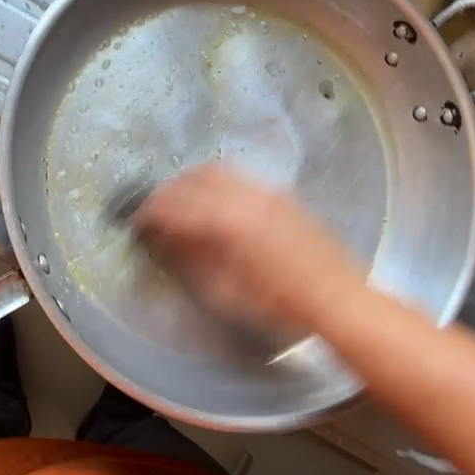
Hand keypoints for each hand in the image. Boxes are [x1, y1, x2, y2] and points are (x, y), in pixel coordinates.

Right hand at [133, 165, 365, 334]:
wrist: (336, 298)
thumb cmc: (280, 304)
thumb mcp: (226, 290)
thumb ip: (192, 259)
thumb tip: (168, 238)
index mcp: (227, 222)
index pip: (175, 206)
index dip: (151, 212)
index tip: (138, 221)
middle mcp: (245, 197)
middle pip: (192, 179)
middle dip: (167, 191)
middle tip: (153, 208)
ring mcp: (266, 191)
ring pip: (216, 169)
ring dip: (191, 180)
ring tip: (179, 198)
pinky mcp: (281, 195)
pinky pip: (239, 175)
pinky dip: (216, 180)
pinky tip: (214, 199)